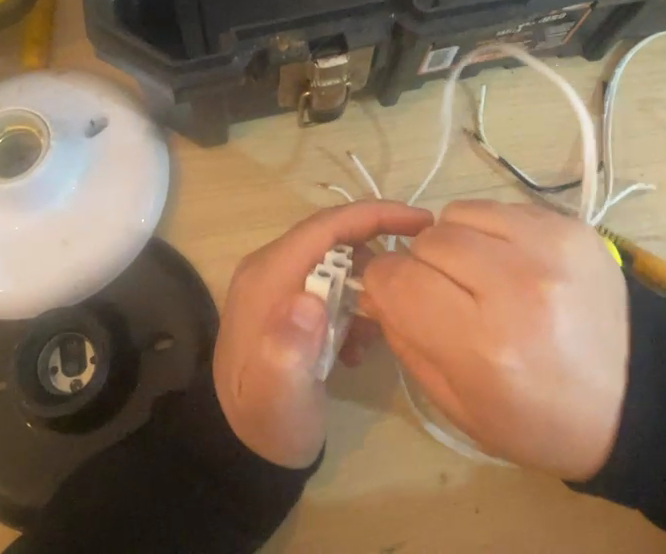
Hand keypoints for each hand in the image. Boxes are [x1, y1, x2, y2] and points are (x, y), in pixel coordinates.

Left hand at [215, 201, 432, 467]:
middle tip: (417, 274)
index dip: (373, 215)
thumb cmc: (268, 422)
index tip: (421, 221)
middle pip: (334, 237)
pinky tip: (359, 347)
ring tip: (383, 328)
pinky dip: (355, 306)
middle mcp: (270, 270)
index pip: (324, 226)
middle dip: (377, 250)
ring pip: (337, 261)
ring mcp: (279, 286)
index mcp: (266, 276)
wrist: (245, 450)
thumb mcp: (279, 395)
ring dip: (367, 286)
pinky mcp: (290, 305)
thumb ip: (288, 350)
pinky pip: (332, 286)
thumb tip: (310, 301)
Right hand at [360, 199, 628, 479]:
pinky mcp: (571, 226)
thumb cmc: (541, 420)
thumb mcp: (460, 407)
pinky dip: (491, 230)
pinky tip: (511, 263)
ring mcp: (549, 247)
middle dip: (423, 266)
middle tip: (449, 295)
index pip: (397, 279)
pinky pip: (498, 206)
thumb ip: (406, 340)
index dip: (385, 285)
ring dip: (456, 242)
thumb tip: (374, 286)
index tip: (398, 298)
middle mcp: (517, 285)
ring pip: (458, 214)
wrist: (637, 400)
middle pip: (426, 242)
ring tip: (481, 276)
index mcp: (485, 345)